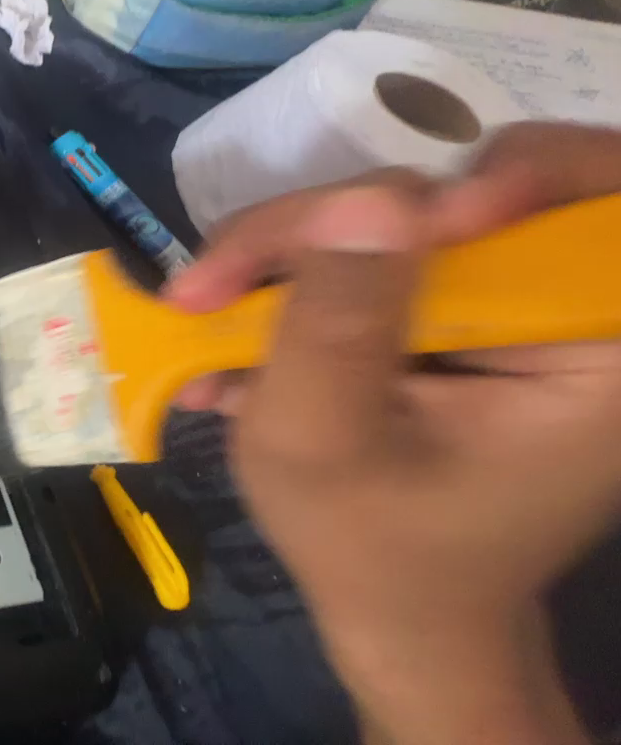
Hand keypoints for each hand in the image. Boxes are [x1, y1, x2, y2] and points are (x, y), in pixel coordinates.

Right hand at [164, 123, 620, 744]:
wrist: (387, 602)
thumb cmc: (365, 537)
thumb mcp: (326, 435)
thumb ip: (339, 320)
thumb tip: (366, 196)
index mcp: (594, 350)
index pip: (596, 201)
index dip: (509, 177)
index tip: (384, 217)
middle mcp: (555, 312)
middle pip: (449, 198)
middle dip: (312, 227)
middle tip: (211, 285)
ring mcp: (490, 310)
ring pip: (379, 219)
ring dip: (273, 256)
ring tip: (197, 317)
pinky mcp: (436, 313)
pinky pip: (354, 256)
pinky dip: (276, 282)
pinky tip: (224, 336)